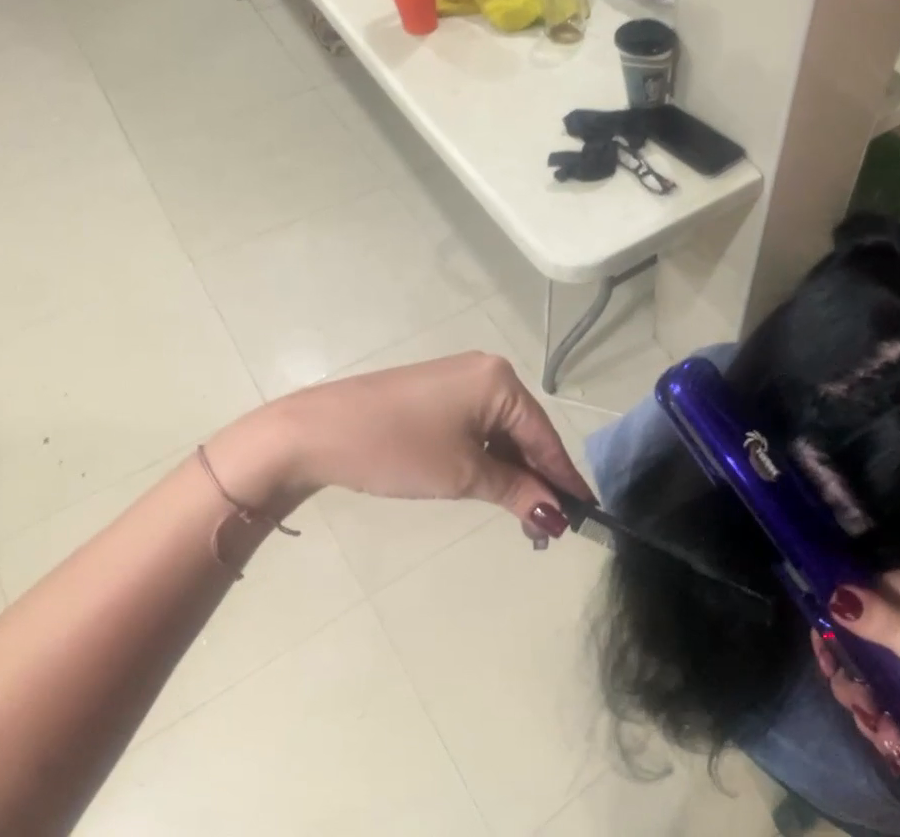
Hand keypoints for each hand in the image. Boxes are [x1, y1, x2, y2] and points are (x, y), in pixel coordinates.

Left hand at [223, 352, 593, 540]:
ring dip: (511, 472)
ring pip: (501, 432)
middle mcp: (487, 371)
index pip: (546, 436)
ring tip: (521, 515)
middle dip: (536, 479)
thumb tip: (558, 516)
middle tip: (547, 527)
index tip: (588, 511)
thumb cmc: (396, 449)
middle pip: (526, 433)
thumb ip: (517, 492)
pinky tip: (491, 486)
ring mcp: (459, 380)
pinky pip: (477, 426)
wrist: (311, 434)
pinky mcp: (435, 394)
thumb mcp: (463, 475)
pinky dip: (487, 458)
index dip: (565, 478)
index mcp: (501, 381)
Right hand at [822, 568, 899, 757]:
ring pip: (869, 666)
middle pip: (857, 631)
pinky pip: (888, 690)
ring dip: (865, 696)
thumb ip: (878, 619)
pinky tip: (890, 733)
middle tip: (848, 693)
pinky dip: (883, 711)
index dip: (835, 612)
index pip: (858, 588)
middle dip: (847, 667)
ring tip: (876, 722)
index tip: (821, 643)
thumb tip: (831, 591)